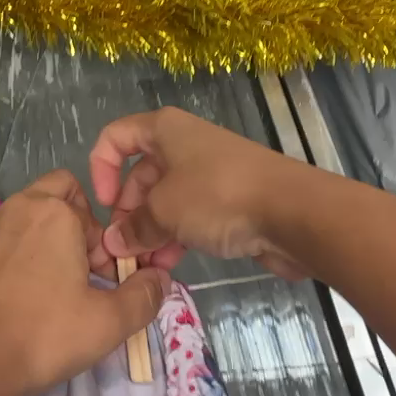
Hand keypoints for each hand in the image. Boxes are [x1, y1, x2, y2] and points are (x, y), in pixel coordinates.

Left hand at [0, 170, 168, 395]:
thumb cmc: (43, 331)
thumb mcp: (107, 322)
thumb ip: (142, 297)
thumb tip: (160, 279)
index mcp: (56, 210)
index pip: (95, 215)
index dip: (106, 249)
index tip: (105, 282)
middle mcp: (22, 204)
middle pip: (60, 194)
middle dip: (78, 225)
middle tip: (83, 273)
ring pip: (32, 212)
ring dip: (50, 237)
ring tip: (56, 287)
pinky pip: (8, 232)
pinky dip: (22, 250)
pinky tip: (25, 292)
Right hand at [90, 107, 326, 278]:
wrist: (294, 211)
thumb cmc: (217, 194)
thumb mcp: (165, 209)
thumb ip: (134, 226)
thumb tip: (113, 241)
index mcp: (163, 130)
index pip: (115, 138)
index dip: (101, 169)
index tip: (103, 205)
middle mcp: (182, 145)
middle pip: (139, 174)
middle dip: (128, 212)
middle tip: (123, 248)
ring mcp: (206, 173)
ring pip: (164, 200)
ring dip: (151, 231)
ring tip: (144, 264)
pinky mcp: (226, 200)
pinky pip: (189, 215)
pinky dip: (175, 236)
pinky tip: (169, 265)